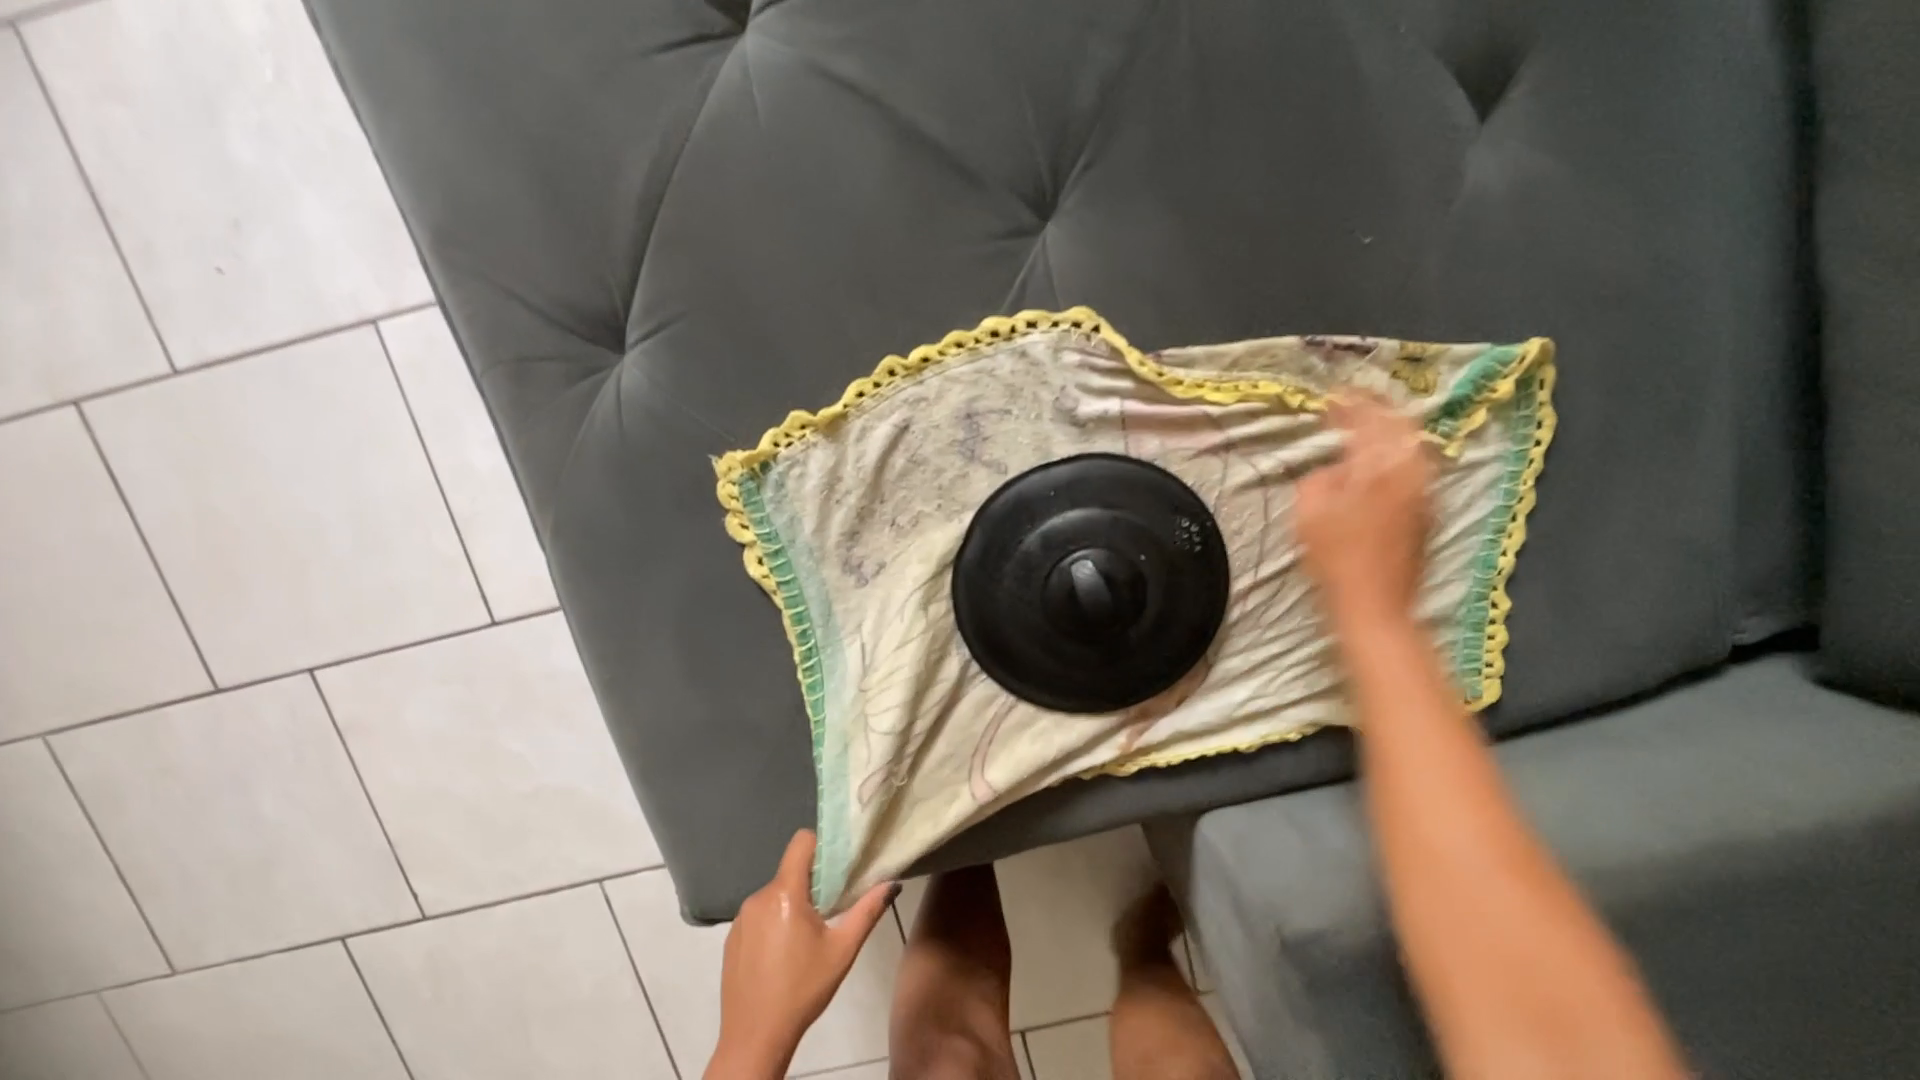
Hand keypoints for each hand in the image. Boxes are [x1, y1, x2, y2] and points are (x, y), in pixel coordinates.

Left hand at [707, 830, 895, 1078]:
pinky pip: (758, 916)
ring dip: (793, 906)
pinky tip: (783, 956)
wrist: (755, 1036)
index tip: (837, 867)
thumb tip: (892, 883)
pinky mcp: (731, 938)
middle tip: (830, 912)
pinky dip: (774, 924)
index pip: (801, 842)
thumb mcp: (843, 950)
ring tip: (807, 940)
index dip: (821, 845)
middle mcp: (758, 897)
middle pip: (790, 873)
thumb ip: (868, 911)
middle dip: (811, 885)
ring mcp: (741, 918)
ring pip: (774, 895)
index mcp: (785, 893)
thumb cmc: (804, 989)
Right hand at [1296, 396, 1434, 626]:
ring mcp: (1425, 490)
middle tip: (1352, 402)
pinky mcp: (1428, 510)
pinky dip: (1397, 454)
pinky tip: (1380, 461)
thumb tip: (1334, 468)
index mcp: (1379, 465)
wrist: (1377, 607)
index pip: (1366, 419)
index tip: (1331, 396)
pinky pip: (1414, 466)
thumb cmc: (1336, 560)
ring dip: (1390, 430)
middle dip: (1376, 409)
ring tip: (1367, 427)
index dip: (1348, 403)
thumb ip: (1320, 478)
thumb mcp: (1310, 513)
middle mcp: (1410, 470)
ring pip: (1412, 445)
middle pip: (1399, 424)